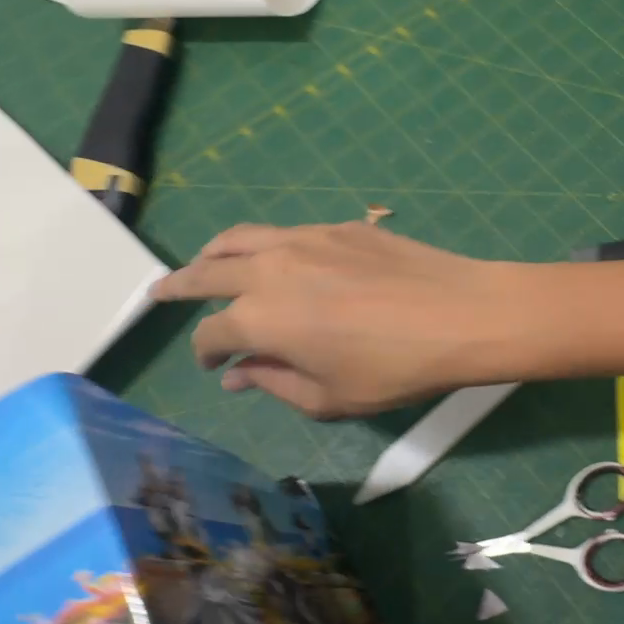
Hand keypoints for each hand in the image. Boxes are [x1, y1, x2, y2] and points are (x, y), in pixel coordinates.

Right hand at [152, 223, 530, 417]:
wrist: (461, 313)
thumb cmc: (395, 368)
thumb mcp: (328, 397)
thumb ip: (273, 383)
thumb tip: (238, 374)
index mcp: (259, 317)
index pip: (211, 334)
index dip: (207, 353)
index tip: (216, 365)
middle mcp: (271, 268)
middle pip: (208, 270)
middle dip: (181, 284)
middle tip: (163, 291)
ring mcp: (308, 239)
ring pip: (243, 237)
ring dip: (217, 252)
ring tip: (207, 262)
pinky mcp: (344, 227)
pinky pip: (289, 231)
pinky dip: (268, 243)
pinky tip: (280, 258)